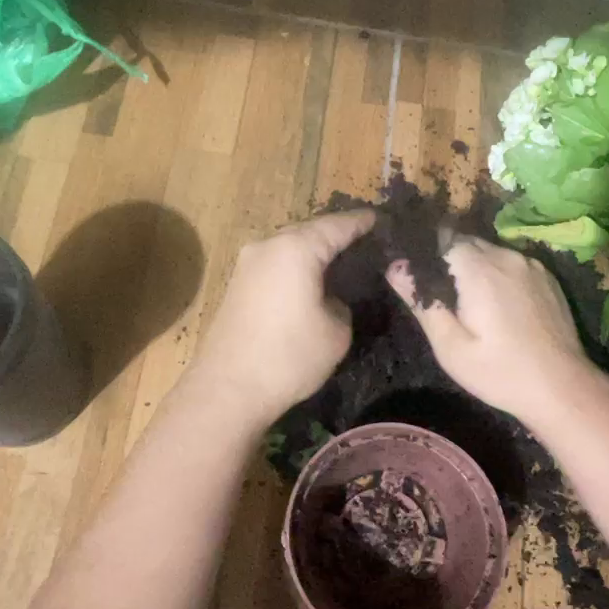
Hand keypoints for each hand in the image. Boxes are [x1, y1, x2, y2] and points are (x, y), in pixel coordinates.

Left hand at [184, 211, 374, 421]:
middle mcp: (268, 246)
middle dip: (335, 235)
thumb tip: (328, 299)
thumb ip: (341, 304)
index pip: (338, 226)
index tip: (380, 220)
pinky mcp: (237, 284)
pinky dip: (295, 267)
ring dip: (313, 251)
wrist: (227, 389)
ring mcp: (247, 264)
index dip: (362, 223)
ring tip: (339, 260)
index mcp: (297, 249)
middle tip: (363, 242)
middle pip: (310, 230)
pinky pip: (275, 264)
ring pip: (289, 247)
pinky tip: (310, 280)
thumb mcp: (336, 332)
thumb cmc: (288, 357)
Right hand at [387, 236, 602, 424]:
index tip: (420, 278)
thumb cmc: (499, 372)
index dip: (427, 254)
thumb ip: (423, 302)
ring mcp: (530, 264)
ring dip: (476, 268)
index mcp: (479, 269)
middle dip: (450, 261)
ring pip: (491, 252)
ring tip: (471, 303)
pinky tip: (499, 306)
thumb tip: (395, 266)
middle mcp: (506, 256)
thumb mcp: (450, 346)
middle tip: (443, 296)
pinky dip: (499, 275)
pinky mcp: (547, 277)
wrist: (561, 387)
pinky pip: (512, 264)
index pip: (443, 238)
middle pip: (467, 242)